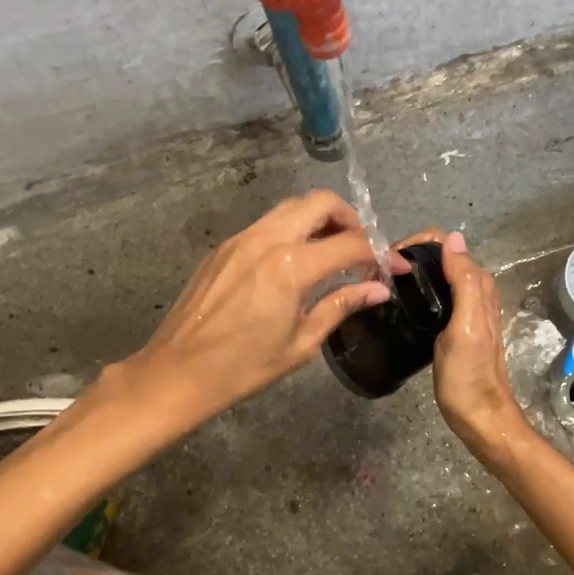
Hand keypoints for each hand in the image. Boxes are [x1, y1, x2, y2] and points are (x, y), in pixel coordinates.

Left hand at [125, 191, 394, 420]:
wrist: (178, 372)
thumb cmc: (243, 367)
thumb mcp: (301, 342)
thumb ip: (341, 305)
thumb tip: (378, 289)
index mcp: (290, 266)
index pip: (349, 244)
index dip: (380, 253)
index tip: (395, 267)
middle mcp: (266, 239)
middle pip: (319, 202)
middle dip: (350, 218)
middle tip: (362, 248)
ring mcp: (240, 239)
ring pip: (290, 208)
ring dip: (319, 220)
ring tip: (332, 252)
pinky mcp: (223, 248)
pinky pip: (266, 225)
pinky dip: (291, 231)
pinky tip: (296, 263)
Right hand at [396, 228, 530, 451]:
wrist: (479, 417)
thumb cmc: (468, 376)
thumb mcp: (465, 326)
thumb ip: (464, 281)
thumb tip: (453, 238)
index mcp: (479, 286)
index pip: (446, 244)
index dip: (416, 246)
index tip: (388, 264)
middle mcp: (475, 291)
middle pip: (440, 256)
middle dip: (408, 258)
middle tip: (377, 277)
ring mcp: (466, 309)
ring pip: (436, 275)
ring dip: (409, 273)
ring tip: (380, 287)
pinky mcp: (455, 325)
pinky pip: (436, 295)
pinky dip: (416, 291)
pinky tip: (399, 304)